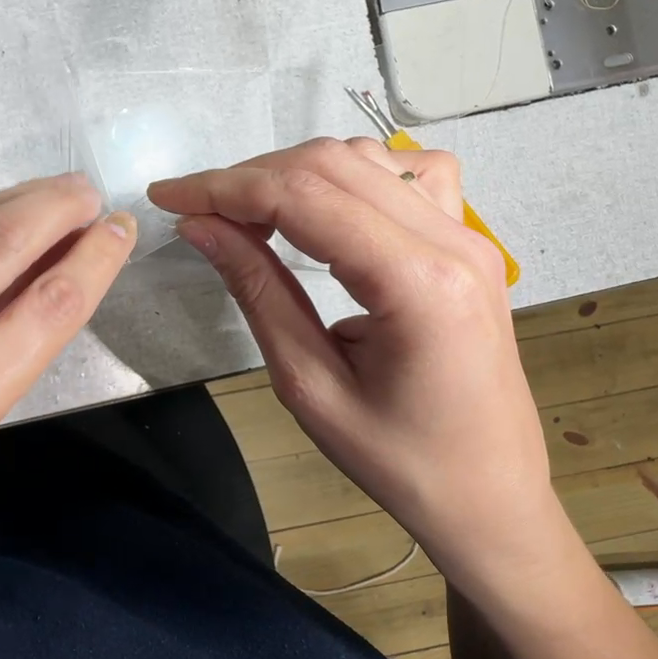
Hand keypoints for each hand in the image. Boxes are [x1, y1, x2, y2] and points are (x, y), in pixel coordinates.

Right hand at [148, 138, 559, 581]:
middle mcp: (452, 240)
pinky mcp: (468, 243)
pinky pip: (406, 174)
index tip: (167, 197)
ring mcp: (468, 236)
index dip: (224, 187)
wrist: (490, 498)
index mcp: (417, 282)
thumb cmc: (398, 460)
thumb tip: (200, 225)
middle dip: (248, 178)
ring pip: (363, 160)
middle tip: (195, 210)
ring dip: (291, 174)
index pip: (302, 196)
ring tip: (243, 215)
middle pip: (330, 165)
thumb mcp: (308, 384)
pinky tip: (323, 208)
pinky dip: (349, 174)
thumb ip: (256, 290)